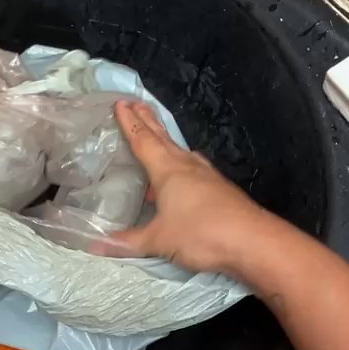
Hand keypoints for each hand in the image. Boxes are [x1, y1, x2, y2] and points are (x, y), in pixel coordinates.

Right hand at [108, 100, 287, 276]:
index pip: (144, 141)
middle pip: (163, 138)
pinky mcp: (219, 189)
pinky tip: (179, 178)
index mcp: (168, 171)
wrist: (253, 241)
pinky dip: (179, 165)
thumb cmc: (202, 233)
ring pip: (180, 152)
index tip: (120, 105)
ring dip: (165, 142)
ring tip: (156, 139)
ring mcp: (206, 177)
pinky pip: (192, 169)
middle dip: (148, 121)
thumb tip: (96, 245)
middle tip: (137, 104)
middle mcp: (187, 167)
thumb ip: (127, 242)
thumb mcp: (159, 240)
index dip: (130, 123)